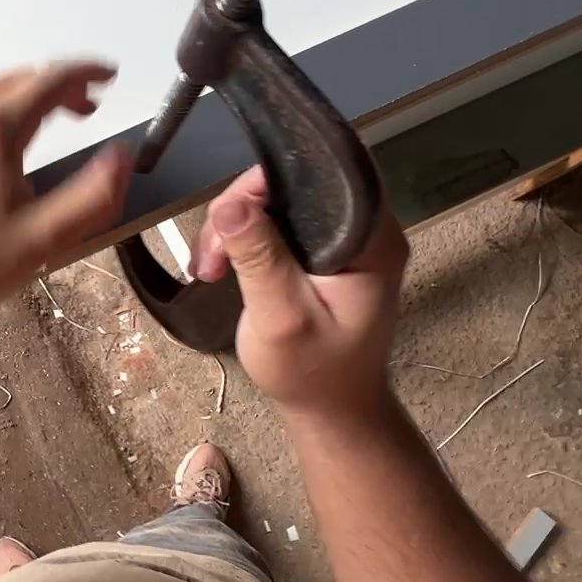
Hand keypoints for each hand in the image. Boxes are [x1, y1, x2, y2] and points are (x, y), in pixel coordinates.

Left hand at [0, 62, 131, 332]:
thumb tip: (124, 157)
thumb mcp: (43, 240)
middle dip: (58, 88)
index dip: (88, 73)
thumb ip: (93, 196)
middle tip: (87, 109)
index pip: (50, 79)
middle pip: (17, 80)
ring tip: (47, 126)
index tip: (111, 77)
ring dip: (23, 101)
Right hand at [191, 166, 408, 420]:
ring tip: (211, 269)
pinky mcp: (325, 252)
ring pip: (280, 203)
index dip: (266, 183)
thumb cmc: (311, 372)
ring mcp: (345, 240)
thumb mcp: (279, 317)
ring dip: (235, 229)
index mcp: (370, 239)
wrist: (330, 408)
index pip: (319, 174)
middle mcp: (365, 228)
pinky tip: (225, 266)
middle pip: (294, 183)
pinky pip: (281, 224)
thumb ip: (259, 258)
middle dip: (241, 210)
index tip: (226, 217)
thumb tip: (230, 205)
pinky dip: (246, 239)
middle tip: (212, 257)